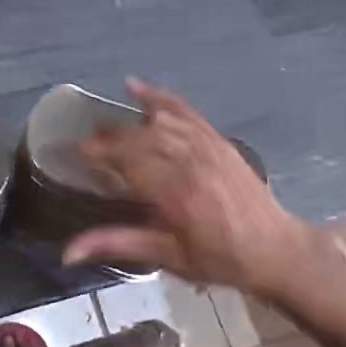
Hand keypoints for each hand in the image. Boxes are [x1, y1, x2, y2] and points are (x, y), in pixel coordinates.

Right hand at [63, 80, 337, 297]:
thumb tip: (68, 251)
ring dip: (127, 122)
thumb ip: (118, 244)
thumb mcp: (168, 257)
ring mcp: (207, 147)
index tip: (74, 151)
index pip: (128, 163)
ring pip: (157, 123)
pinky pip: (184, 110)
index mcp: (177, 195)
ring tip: (103, 124)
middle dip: (108, 137)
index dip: (98, 154)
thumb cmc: (220, 259)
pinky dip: (158, 97)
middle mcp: (191, 163)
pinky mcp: (218, 140)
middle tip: (85, 143)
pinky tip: (136, 87)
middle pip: (139, 139)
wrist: (277, 250)